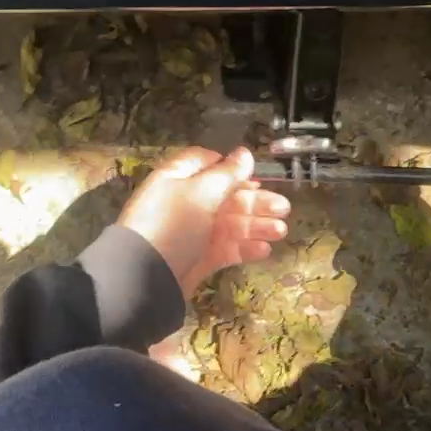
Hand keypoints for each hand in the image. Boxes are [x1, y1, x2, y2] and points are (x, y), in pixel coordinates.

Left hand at [120, 147, 291, 296]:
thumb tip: (245, 153)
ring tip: (281, 230)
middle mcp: (186, 204)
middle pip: (227, 196)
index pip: (206, 164)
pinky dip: (245, 248)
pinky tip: (264, 249)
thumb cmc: (173, 224)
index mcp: (179, 179)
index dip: (231, 168)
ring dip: (257, 225)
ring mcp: (193, 234)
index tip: (256, 175)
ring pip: (231, 224)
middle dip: (256, 201)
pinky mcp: (199, 259)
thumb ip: (227, 174)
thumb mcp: (201, 192)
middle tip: (284, 208)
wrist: (146, 277)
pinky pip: (226, 250)